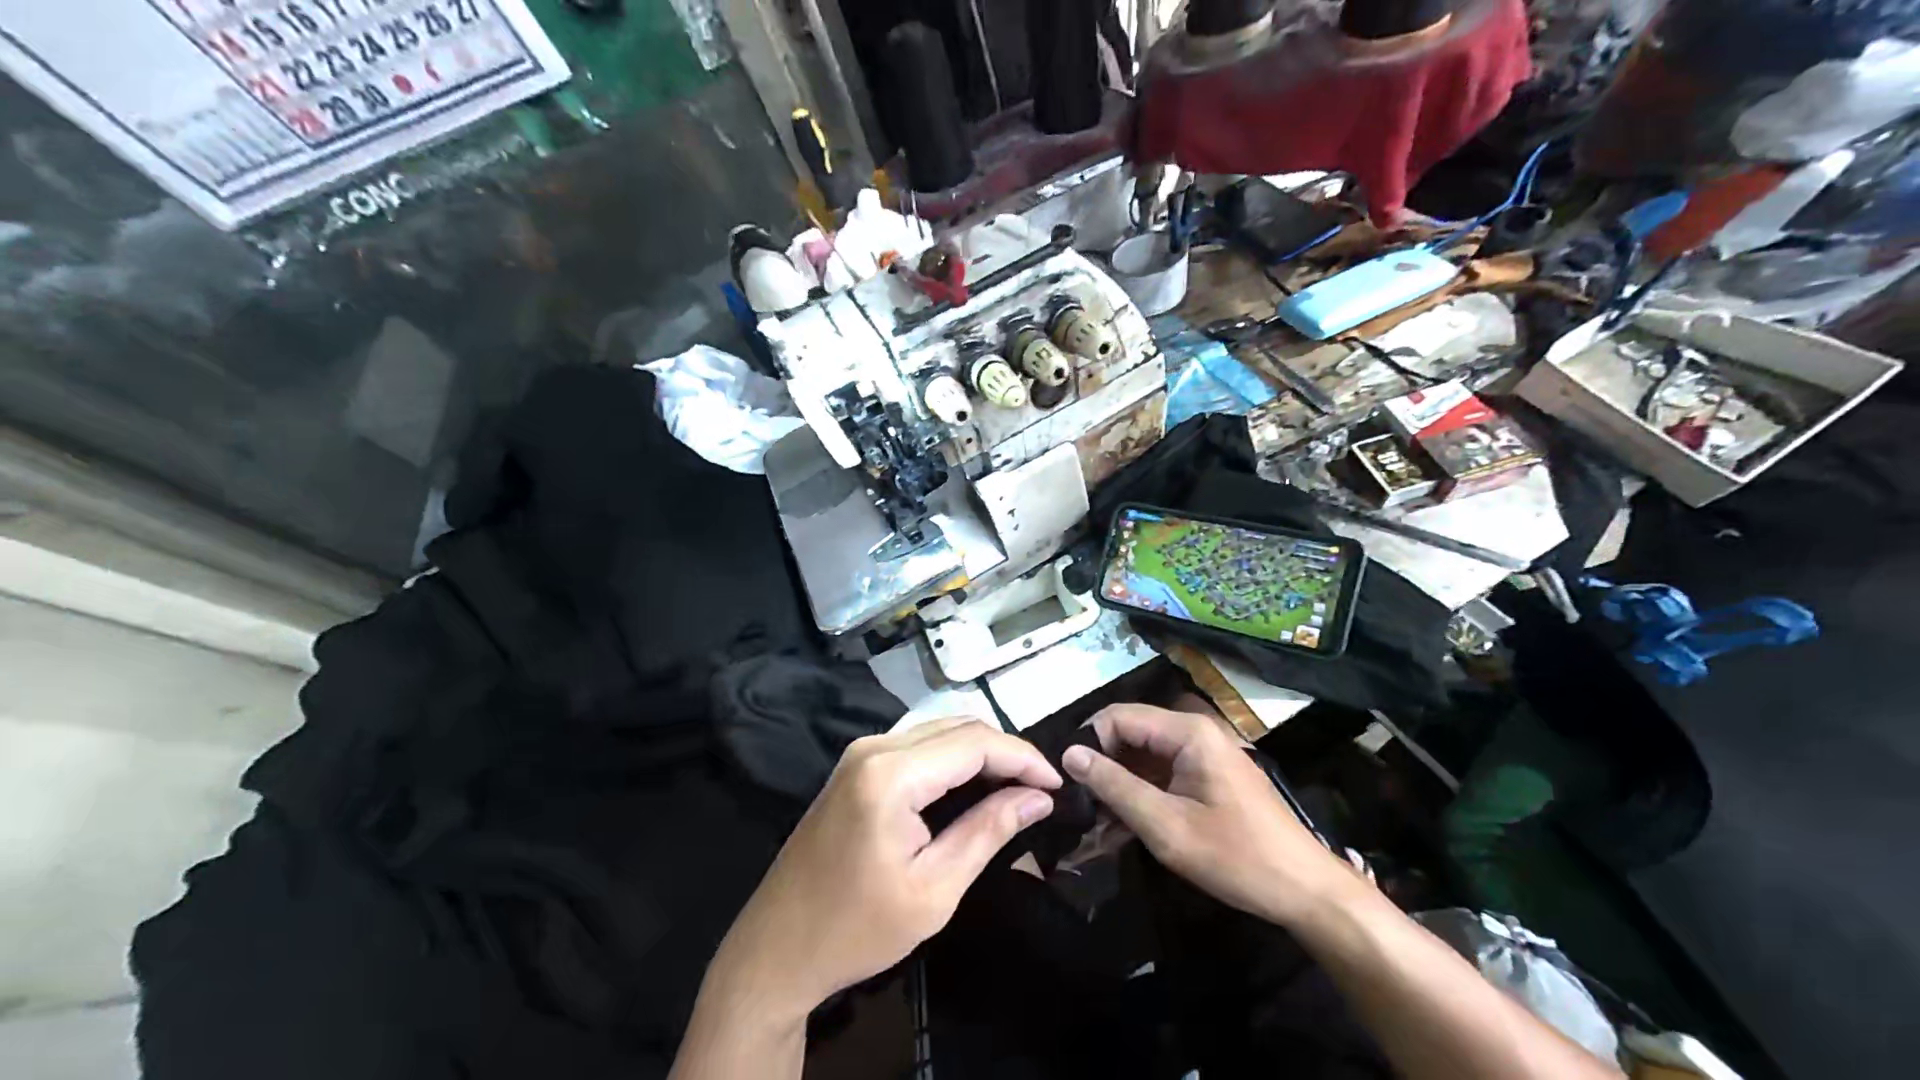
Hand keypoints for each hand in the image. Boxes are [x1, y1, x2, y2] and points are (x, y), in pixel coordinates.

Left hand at [704, 717, 1060, 1021]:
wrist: (777, 946)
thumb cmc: (857, 928)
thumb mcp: (934, 889)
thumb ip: (988, 832)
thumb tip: (1038, 797)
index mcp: (891, 774)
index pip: (974, 743)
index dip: (1023, 757)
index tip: (1057, 785)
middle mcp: (874, 747)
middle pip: (958, 727)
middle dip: (1005, 752)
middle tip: (1040, 789)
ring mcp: (860, 753)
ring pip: (939, 730)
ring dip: (980, 751)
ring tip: (1015, 787)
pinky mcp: (855, 765)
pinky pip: (917, 743)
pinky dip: (952, 757)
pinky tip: (973, 784)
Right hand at [1062, 704, 1358, 929]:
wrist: (1306, 892)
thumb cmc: (1236, 856)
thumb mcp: (1166, 825)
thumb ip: (1115, 786)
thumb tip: (1069, 754)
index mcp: (1188, 732)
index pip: (1118, 717)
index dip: (1088, 743)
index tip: (1066, 780)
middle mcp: (1194, 733)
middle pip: (1130, 735)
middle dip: (1101, 767)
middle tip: (1076, 806)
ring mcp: (1202, 755)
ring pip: (1142, 758)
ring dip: (1117, 787)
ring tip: (1092, 825)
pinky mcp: (1206, 778)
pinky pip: (1160, 776)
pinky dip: (1139, 797)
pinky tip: (1119, 829)